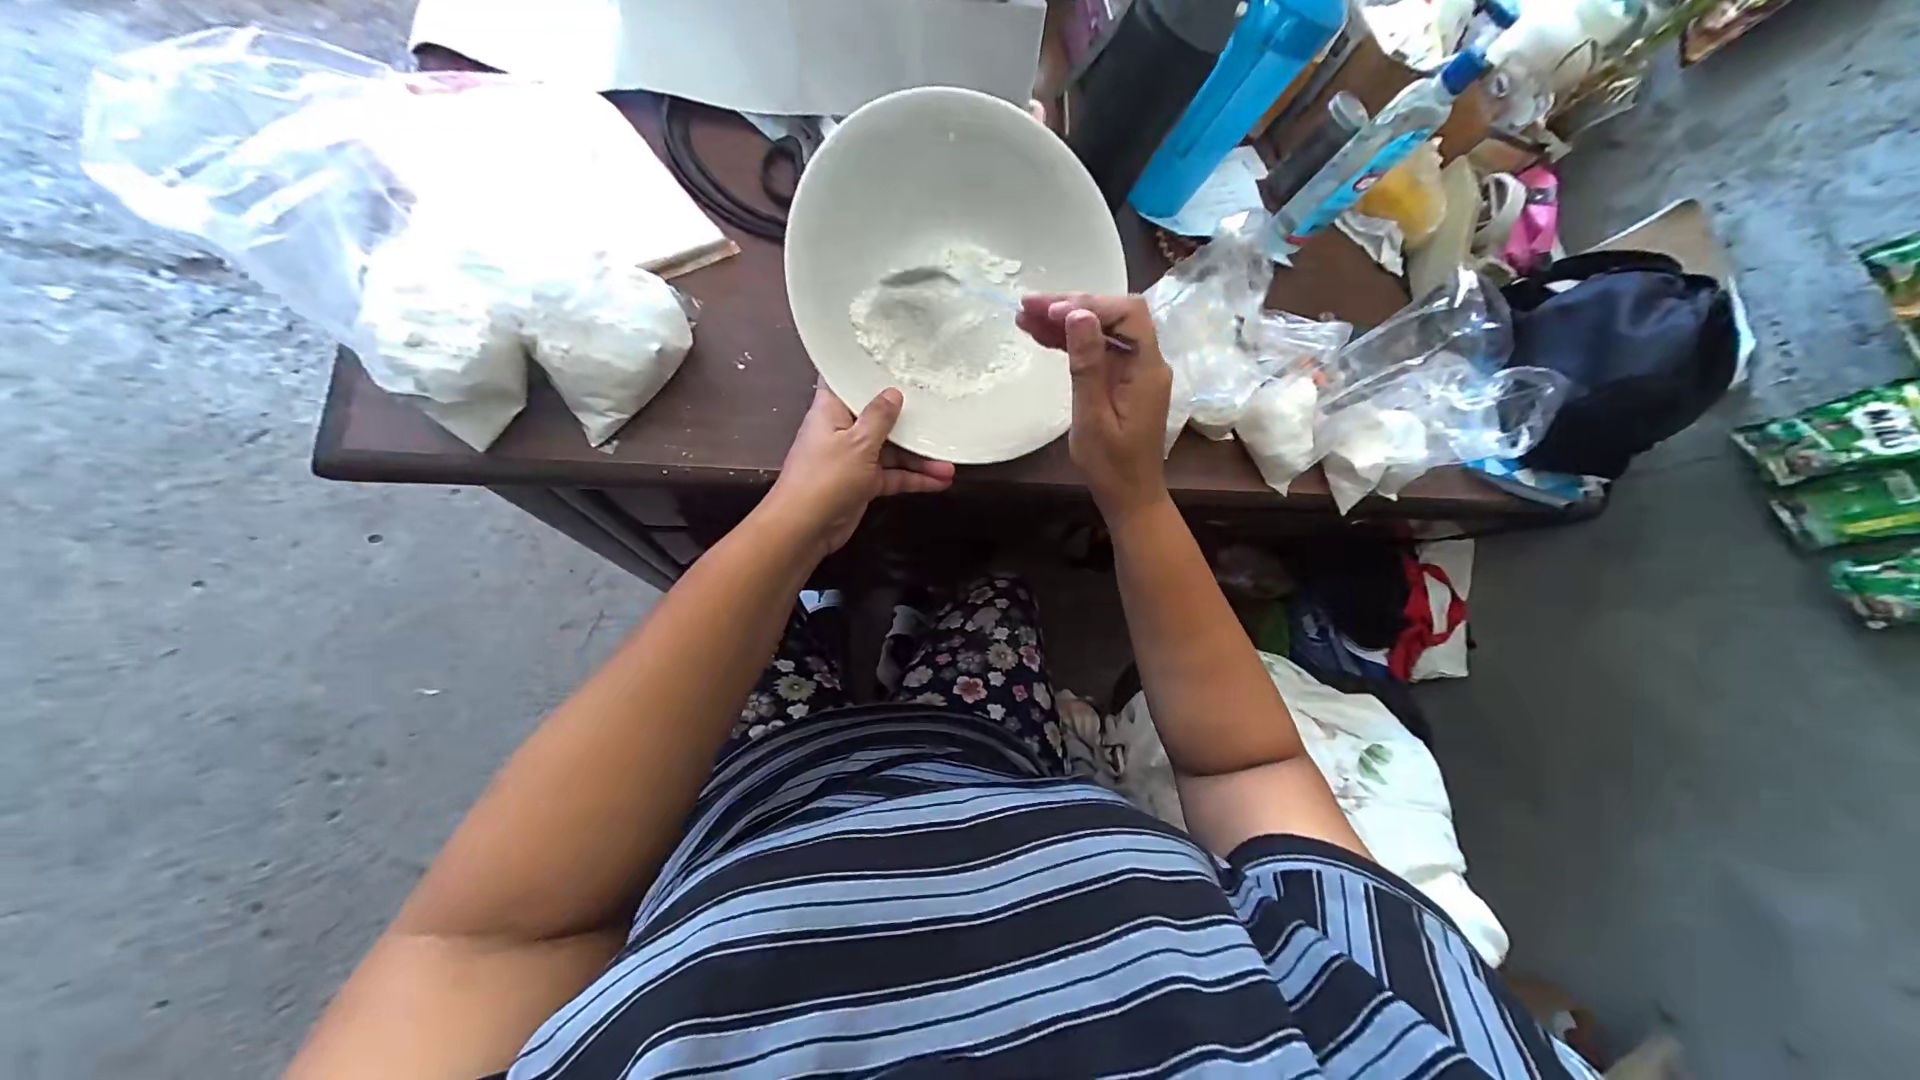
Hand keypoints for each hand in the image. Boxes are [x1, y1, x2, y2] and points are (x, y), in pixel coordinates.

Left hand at [760, 384, 955, 559]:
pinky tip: (940, 481)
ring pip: (892, 450)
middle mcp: (843, 430)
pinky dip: (914, 478)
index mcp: (832, 410)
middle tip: (940, 411)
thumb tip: (893, 393)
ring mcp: (855, 458)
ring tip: (949, 463)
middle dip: (909, 419)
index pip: (847, 382)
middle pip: (880, 418)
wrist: (805, 529)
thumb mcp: (857, 443)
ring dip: (919, 457)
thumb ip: (879, 417)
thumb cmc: (826, 478)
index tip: (897, 360)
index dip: (869, 370)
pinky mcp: (864, 483)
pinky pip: (893, 475)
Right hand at [1016, 293, 1171, 522]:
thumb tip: (1078, 316)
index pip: (1127, 315)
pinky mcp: (1120, 381)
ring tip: (1024, 316)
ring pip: (1100, 332)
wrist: (1129, 497)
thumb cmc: (1111, 467)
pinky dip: (1070, 342)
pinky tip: (1040, 336)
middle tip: (1027, 304)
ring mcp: (1133, 371)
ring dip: (1064, 322)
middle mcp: (1146, 362)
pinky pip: (1096, 352)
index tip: (1052, 312)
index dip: (1089, 305)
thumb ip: (1087, 366)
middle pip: (1112, 317)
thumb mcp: (1092, 418)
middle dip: (1071, 306)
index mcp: (1147, 370)